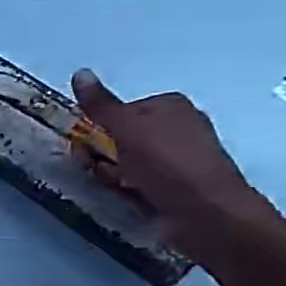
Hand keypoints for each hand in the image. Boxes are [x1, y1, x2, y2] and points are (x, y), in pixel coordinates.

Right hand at [71, 69, 272, 255]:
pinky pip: (139, 182)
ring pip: (126, 162)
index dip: (100, 126)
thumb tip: (80, 72)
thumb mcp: (127, 128)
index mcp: (170, 106)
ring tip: (117, 185)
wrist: (205, 213)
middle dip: (102, 153)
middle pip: (121, 137)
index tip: (87, 141)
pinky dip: (128, 189)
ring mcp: (178, 160)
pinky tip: (131, 197)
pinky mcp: (176, 187)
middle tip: (96, 166)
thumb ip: (101, 104)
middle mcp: (177, 129)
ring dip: (112, 174)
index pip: (122, 110)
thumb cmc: (167, 163)